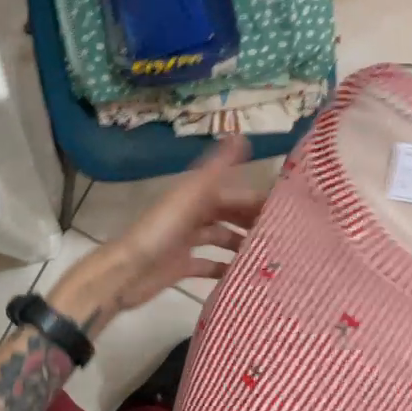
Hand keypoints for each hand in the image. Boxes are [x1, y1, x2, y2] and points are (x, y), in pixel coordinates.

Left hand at [50, 136, 265, 330]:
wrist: (124, 273)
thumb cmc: (158, 232)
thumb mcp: (190, 196)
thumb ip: (216, 168)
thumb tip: (242, 135)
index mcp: (193, 195)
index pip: (233, 193)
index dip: (256, 199)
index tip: (286, 210)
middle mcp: (191, 215)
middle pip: (228, 214)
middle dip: (252, 221)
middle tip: (284, 236)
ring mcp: (185, 241)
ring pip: (220, 237)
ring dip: (241, 244)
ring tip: (269, 255)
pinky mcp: (180, 266)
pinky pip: (208, 265)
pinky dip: (224, 268)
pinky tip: (243, 275)